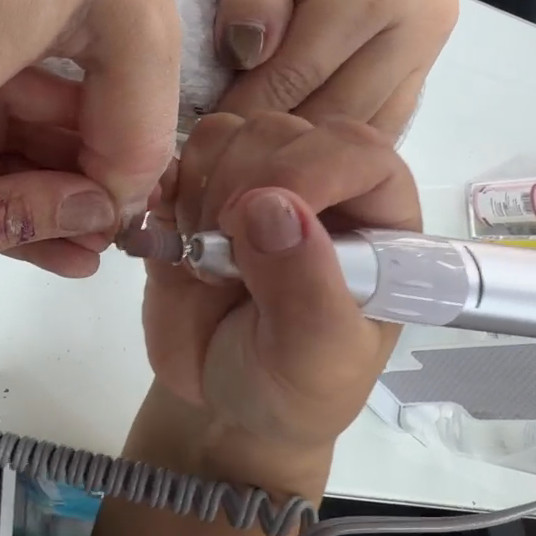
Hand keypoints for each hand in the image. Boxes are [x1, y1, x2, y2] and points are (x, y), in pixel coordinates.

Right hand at [125, 112, 418, 488]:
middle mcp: (315, 193)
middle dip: (240, 186)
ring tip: (200, 250)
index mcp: (372, 225)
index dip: (308, 168)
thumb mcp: (315, 361)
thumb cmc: (288, 389)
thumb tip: (273, 205)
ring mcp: (248, 190)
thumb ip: (306, 290)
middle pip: (279, 133)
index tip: (254, 219)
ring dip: (201, 188)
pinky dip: (163, 186)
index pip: (358, 153)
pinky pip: (175, 158)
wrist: (218, 402)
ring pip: (225, 136)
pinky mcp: (192, 196)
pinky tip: (166, 231)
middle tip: (222, 255)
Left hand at [215, 0, 466, 136]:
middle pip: (332, 113)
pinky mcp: (432, 54)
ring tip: (254, 155)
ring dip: (310, 150)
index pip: (292, 78)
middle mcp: (411, 29)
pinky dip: (342, 135)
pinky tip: (301, 144)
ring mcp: (431, 47)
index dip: (241, 112)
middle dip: (273, 141)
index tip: (199, 135)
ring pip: (366, 126)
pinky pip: (390, 115)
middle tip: (220, 156)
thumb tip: (240, 54)